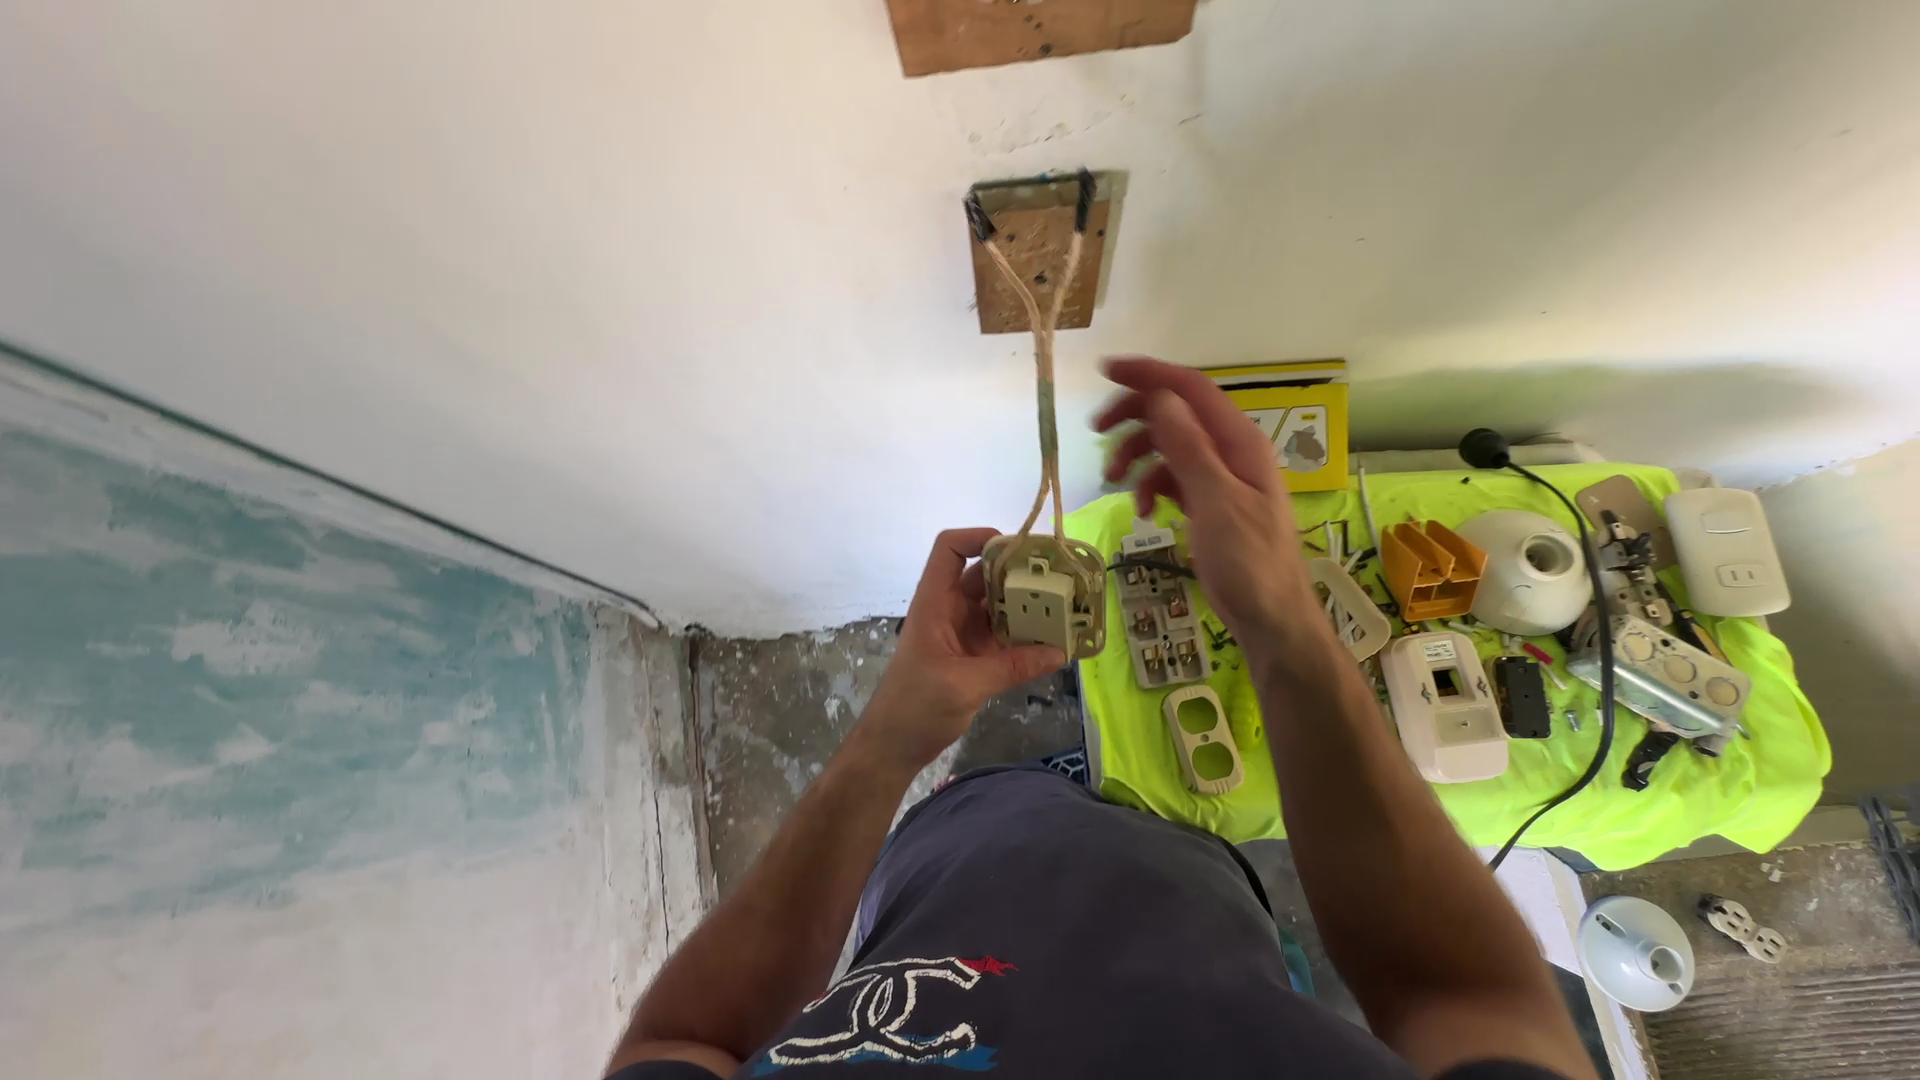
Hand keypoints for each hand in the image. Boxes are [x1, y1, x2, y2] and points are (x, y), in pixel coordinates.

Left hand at [856, 529, 1065, 769]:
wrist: (892, 746)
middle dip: (1018, 572)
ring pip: (997, 605)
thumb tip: (1059, 652)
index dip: (979, 537)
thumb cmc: (914, 708)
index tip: (1018, 549)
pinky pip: (1003, 635)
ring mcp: (962, 633)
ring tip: (1064, 605)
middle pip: (983, 575)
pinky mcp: (973, 657)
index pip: (949, 549)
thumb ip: (1011, 667)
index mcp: (934, 604)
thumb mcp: (964, 686)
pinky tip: (1054, 640)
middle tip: (1059, 577)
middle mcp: (949, 610)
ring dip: (1026, 604)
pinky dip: (1026, 635)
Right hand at [1094, 356, 1319, 651]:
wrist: (1270, 618)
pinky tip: (1144, 512)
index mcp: (1238, 442)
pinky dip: (1150, 487)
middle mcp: (1229, 451)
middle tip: (1097, 431)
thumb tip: (1160, 397)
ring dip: (1136, 457)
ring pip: (1168, 446)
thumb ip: (1188, 447)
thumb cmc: (1249, 563)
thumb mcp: (1215, 502)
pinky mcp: (1208, 503)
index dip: (1149, 375)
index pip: (1190, 390)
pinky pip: (1171, 479)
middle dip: (1134, 418)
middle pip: (1175, 413)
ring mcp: (1219, 477)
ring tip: (1113, 481)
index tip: (1106, 371)